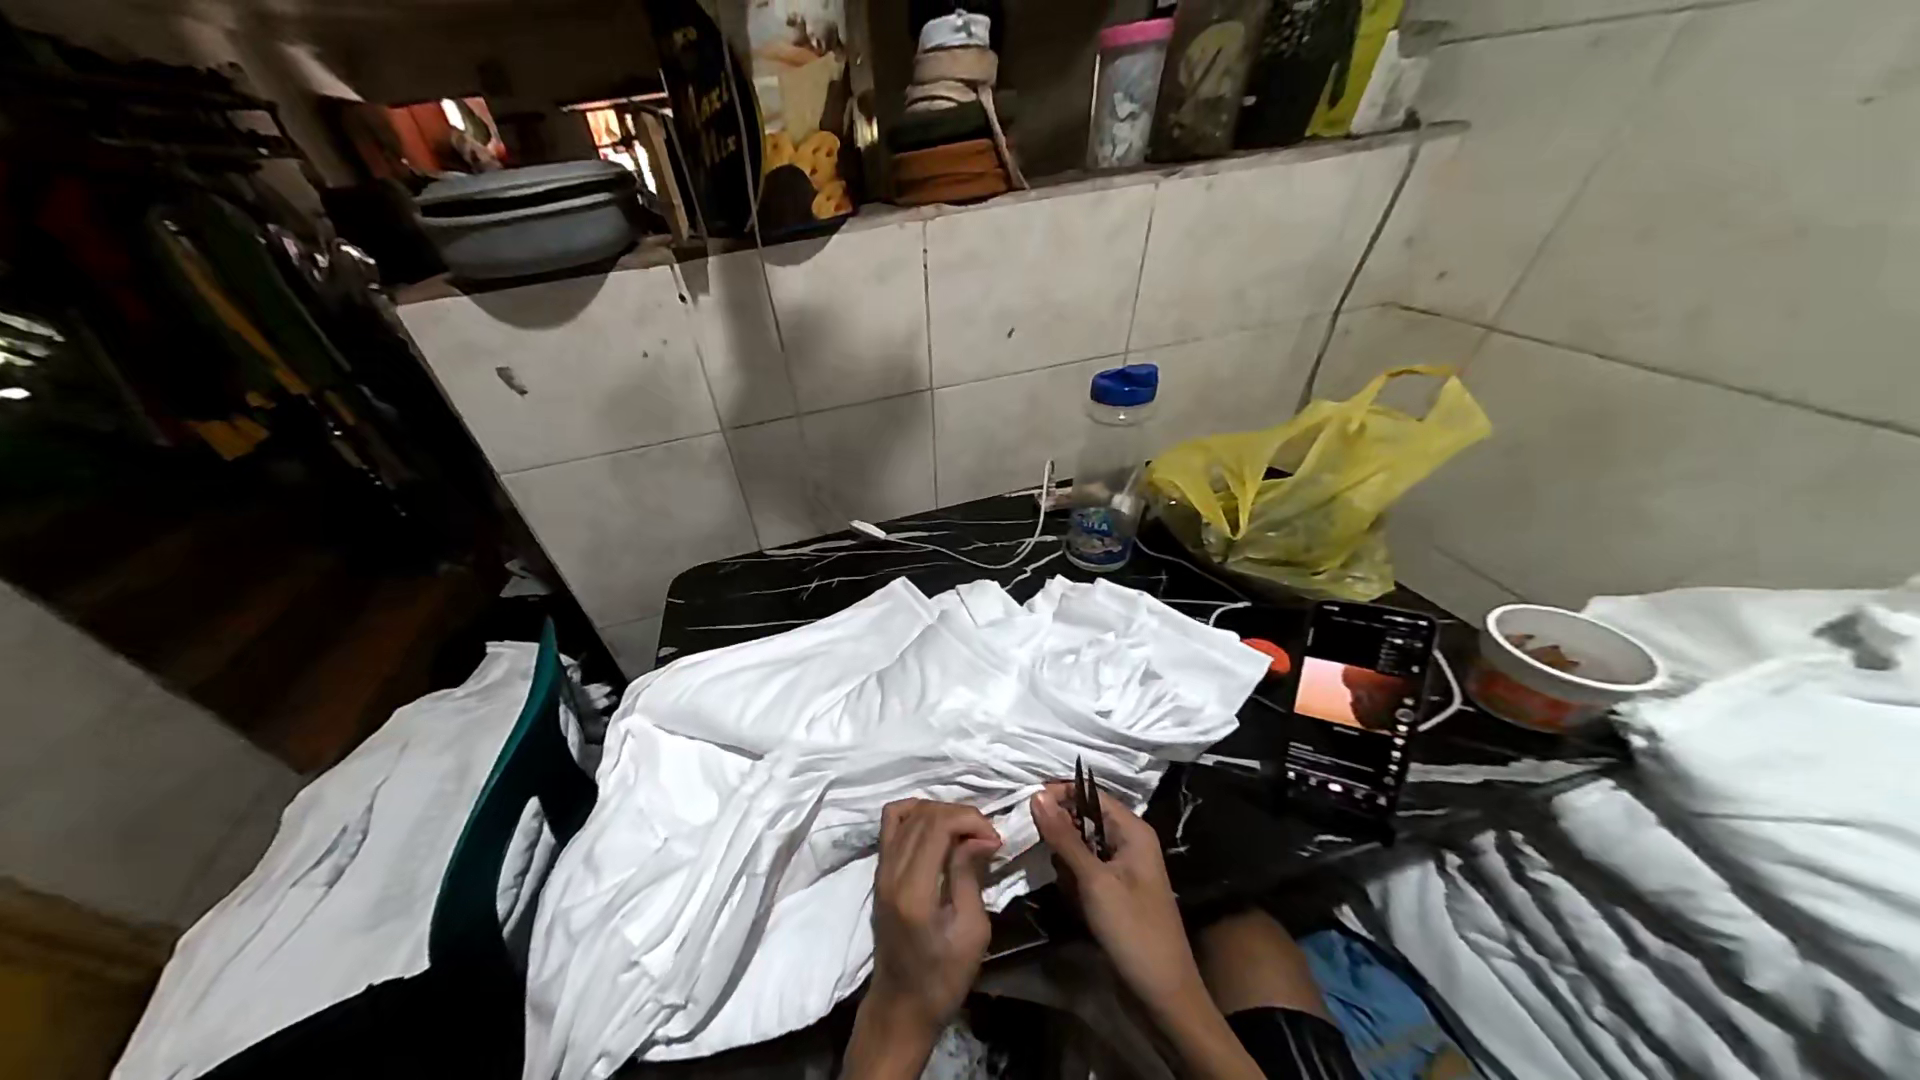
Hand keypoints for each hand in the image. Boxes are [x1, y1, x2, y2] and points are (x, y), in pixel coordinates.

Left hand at [843, 799, 1000, 1079]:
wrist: (901, 1007)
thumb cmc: (943, 977)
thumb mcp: (971, 931)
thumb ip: (970, 875)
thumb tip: (981, 836)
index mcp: (913, 889)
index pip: (937, 824)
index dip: (970, 819)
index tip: (994, 838)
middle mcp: (890, 872)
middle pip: (924, 814)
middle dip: (960, 814)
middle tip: (986, 836)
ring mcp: (880, 869)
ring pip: (907, 813)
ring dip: (940, 812)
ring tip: (964, 831)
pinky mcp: (879, 871)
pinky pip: (891, 824)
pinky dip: (915, 814)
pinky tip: (937, 827)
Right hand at [1030, 783, 1208, 1022]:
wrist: (1163, 996)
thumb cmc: (1133, 931)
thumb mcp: (1094, 881)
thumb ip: (1064, 836)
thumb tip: (1036, 795)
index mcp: (1133, 830)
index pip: (1090, 794)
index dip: (1059, 794)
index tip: (1026, 805)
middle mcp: (1128, 842)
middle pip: (1083, 818)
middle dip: (1060, 831)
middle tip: (1039, 848)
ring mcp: (1121, 868)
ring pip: (1080, 847)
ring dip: (1065, 861)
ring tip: (1067, 886)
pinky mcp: (1113, 892)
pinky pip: (1084, 871)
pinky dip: (1073, 880)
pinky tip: (1072, 900)